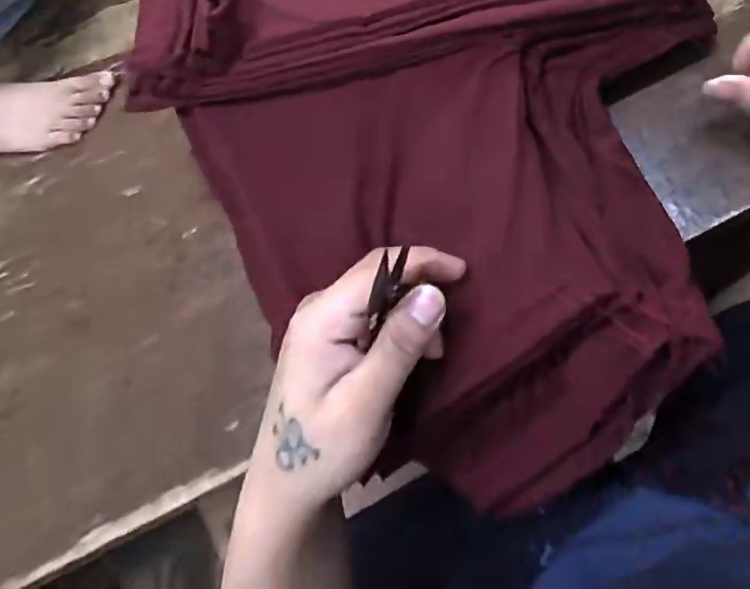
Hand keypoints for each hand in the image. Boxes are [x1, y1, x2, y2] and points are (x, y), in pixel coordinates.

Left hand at [244, 247, 465, 518]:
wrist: (287, 488)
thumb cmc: (325, 449)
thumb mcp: (368, 401)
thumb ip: (400, 344)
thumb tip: (434, 291)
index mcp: (321, 315)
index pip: (377, 266)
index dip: (422, 260)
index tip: (462, 271)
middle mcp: (317, 306)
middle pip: (377, 275)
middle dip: (419, 289)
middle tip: (448, 330)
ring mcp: (320, 320)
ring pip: (376, 293)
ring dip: (410, 312)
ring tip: (432, 353)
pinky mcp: (327, 335)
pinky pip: (369, 312)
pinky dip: (397, 325)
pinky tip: (411, 354)